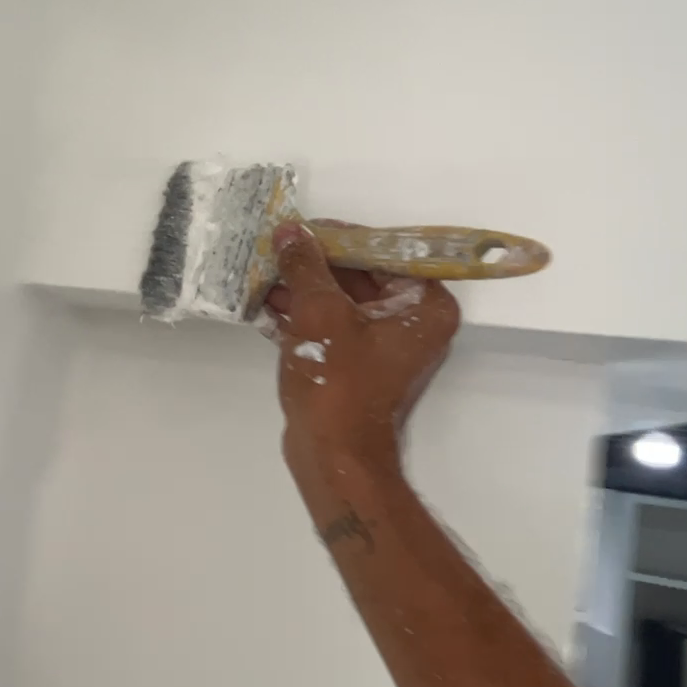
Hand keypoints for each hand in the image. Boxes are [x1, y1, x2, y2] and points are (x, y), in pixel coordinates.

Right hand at [265, 220, 460, 479]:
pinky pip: (329, 328)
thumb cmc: (337, 382)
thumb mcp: (318, 314)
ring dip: (301, 289)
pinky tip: (265, 304)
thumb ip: (305, 267)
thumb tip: (291, 232)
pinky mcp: (354, 366)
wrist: (332, 455)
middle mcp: (411, 323)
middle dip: (313, 266)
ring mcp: (381, 347)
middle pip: (359, 277)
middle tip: (276, 249)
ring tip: (262, 273)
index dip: (340, 238)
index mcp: (424, 306)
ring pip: (339, 303)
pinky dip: (300, 316)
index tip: (301, 231)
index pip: (384, 252)